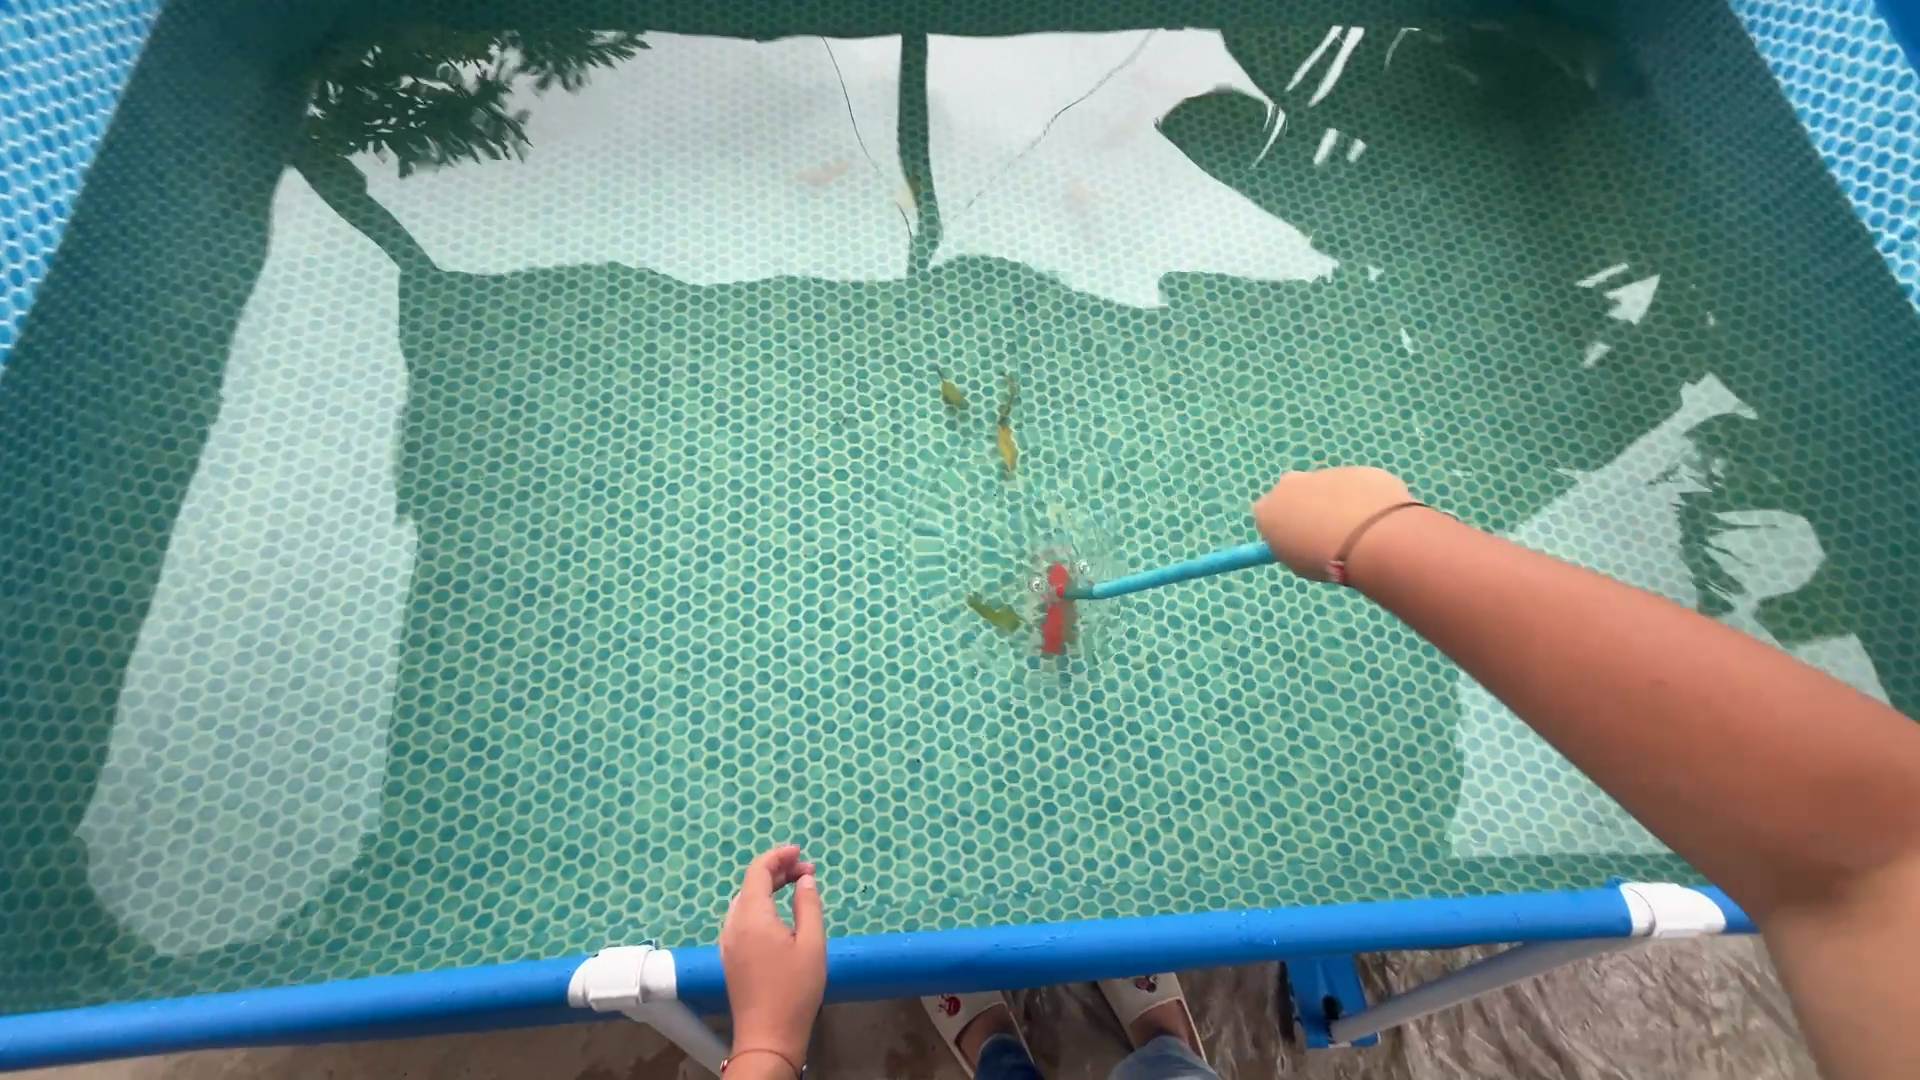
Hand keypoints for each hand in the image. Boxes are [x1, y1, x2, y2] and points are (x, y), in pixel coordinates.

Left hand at [720, 845, 825, 1065]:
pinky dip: (761, 904)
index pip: (758, 871)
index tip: (801, 852)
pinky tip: (779, 912)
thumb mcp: (813, 943)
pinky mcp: (730, 957)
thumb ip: (809, 904)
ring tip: (797, 886)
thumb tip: (805, 879)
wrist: (768, 1039)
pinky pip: (742, 917)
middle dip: (778, 870)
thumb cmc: (795, 990)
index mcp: (752, 917)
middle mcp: (734, 925)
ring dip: (769, 887)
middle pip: (751, 883)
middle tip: (807, 872)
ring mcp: (728, 942)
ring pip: (745, 900)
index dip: (779, 855)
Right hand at [1253, 467, 1414, 580]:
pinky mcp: (1356, 469)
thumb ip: (1293, 545)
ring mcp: (1324, 474)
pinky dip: (1362, 498)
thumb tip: (1301, 540)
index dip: (1282, 528)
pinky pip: (1355, 486)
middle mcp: (1289, 485)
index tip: (1297, 541)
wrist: (1371, 537)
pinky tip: (1376, 518)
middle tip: (1326, 533)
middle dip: (1306, 507)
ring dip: (1337, 503)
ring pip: (1326, 488)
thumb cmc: (1325, 559)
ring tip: (1358, 530)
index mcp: (1268, 509)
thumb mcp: (1297, 562)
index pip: (1266, 514)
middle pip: (1292, 493)